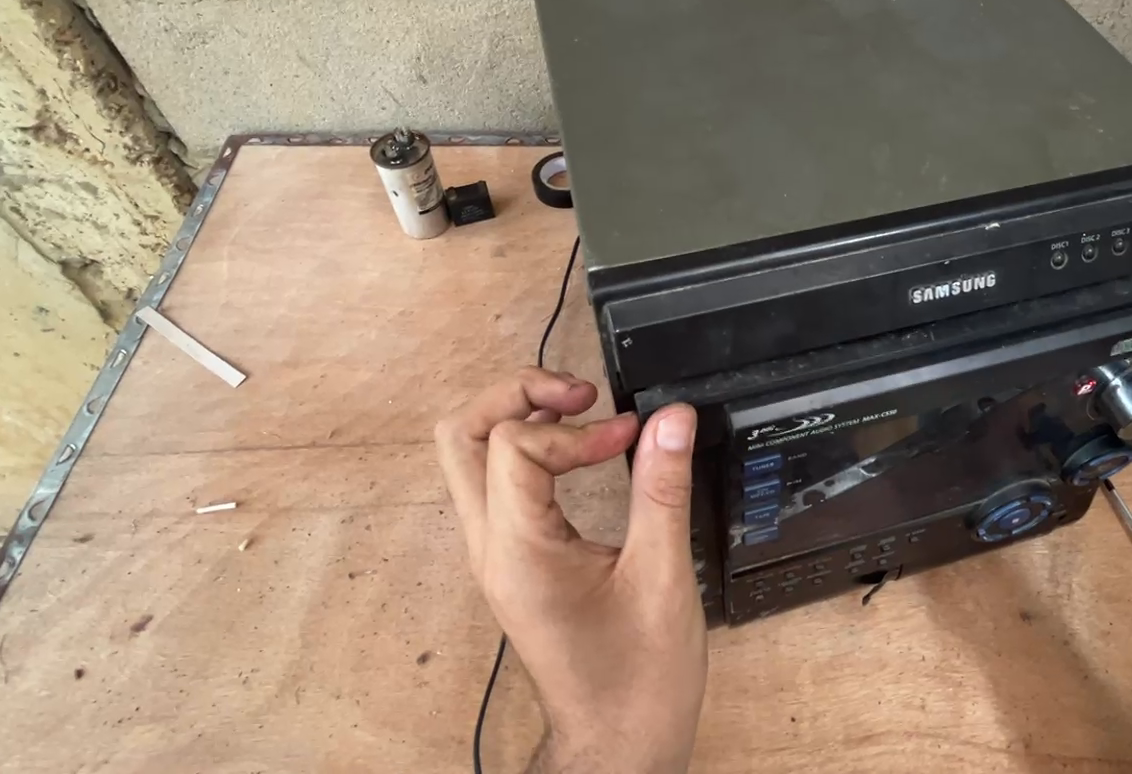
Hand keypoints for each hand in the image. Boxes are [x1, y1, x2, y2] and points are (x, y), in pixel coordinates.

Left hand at [435, 368, 706, 773]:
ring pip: (469, 453)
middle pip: (459, 434)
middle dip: (517, 393)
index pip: (514, 446)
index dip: (576, 429)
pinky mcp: (511, 557)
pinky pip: (496, 478)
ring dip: (519, 413)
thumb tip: (672, 417)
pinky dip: (530, 443)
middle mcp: (490, 546)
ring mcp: (494, 552)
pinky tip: (576, 444)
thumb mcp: (662, 578)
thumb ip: (662, 489)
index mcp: (519, 552)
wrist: (617, 749)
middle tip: (580, 393)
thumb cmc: (641, 679)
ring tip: (580, 408)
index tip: (630, 436)